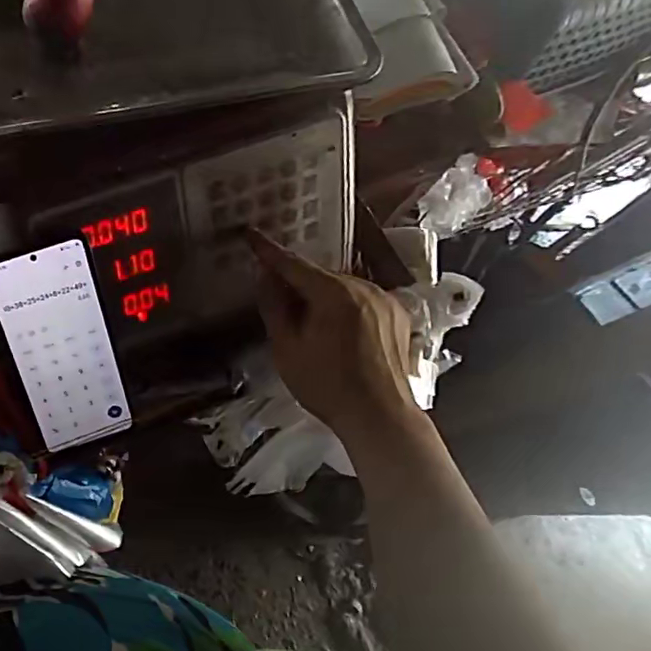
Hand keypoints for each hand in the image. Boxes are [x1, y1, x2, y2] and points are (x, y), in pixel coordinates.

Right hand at [250, 230, 420, 449]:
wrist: (379, 416)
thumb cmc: (326, 385)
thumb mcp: (287, 348)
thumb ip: (275, 308)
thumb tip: (266, 279)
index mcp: (334, 293)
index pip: (293, 264)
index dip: (268, 251)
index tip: (251, 234)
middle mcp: (364, 288)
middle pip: (320, 277)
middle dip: (297, 285)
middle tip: (278, 304)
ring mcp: (386, 300)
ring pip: (342, 289)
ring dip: (322, 298)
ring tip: (309, 328)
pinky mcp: (399, 316)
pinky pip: (361, 301)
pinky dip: (344, 308)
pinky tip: (337, 333)